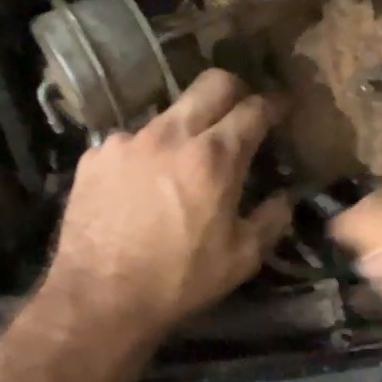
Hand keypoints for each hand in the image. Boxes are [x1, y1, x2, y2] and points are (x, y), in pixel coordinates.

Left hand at [44, 70, 290, 335]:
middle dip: (235, 90)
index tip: (283, 108)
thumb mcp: (242, 258)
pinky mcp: (96, 155)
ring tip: (186, 161)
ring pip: (169, 114)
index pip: (254, 108)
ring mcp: (128, 140)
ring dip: (187, 128)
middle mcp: (172, 134)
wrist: (101, 298)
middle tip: (241, 111)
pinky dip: (147, 156)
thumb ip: (271, 220)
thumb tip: (285, 198)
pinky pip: (132, 142)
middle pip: (212, 83)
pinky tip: (143, 186)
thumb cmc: (181, 280)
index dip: (275, 104)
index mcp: (216, 157)